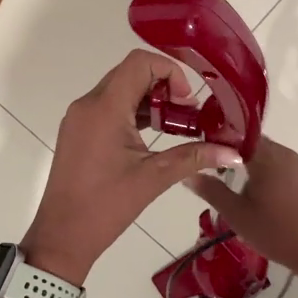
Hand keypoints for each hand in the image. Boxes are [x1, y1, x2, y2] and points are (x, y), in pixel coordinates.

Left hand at [20, 50, 241, 285]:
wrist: (62, 235)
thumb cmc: (106, 206)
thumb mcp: (154, 178)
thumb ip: (194, 157)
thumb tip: (234, 152)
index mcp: (104, 108)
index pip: (140, 62)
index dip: (170, 72)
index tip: (186, 102)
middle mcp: (88, 104)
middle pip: (130, 73)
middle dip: (164, 87)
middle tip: (187, 116)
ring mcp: (79, 117)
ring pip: (120, 90)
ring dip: (150, 101)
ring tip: (175, 128)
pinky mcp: (77, 131)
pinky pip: (108, 108)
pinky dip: (133, 114)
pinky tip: (153, 137)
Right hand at [188, 138, 297, 280]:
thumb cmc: (276, 233)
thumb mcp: (237, 214)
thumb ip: (212, 191)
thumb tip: (188, 174)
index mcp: (267, 157)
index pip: (238, 134)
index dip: (219, 140)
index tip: (203, 153)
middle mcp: (285, 154)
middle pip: (254, 143)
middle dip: (234, 153)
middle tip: (215, 172)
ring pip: (269, 155)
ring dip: (251, 164)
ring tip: (235, 185)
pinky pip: (281, 166)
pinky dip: (267, 173)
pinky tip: (259, 195)